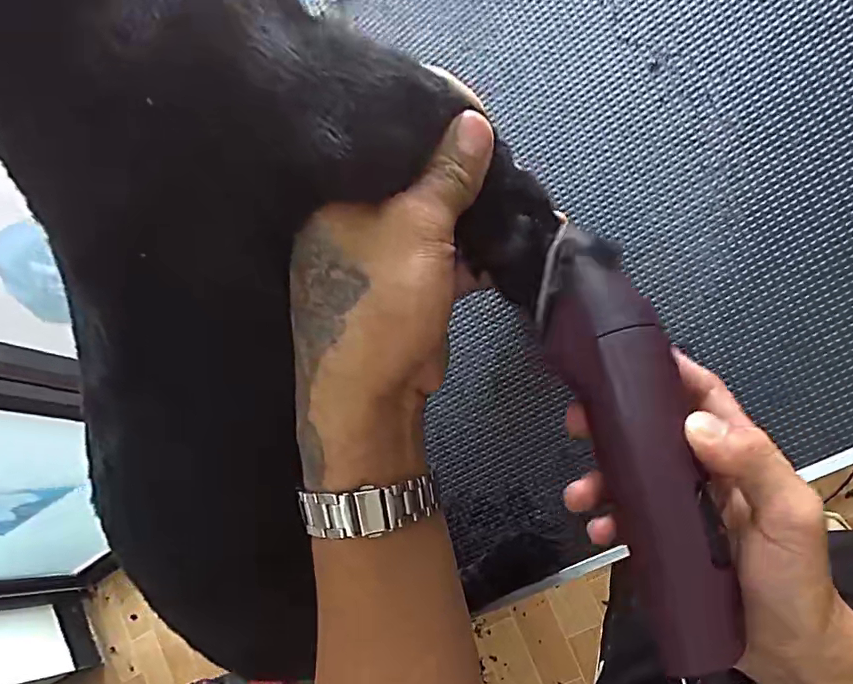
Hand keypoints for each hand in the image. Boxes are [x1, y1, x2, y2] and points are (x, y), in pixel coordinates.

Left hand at [289, 110, 494, 489]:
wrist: (377, 394)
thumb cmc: (382, 304)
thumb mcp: (418, 230)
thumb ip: (448, 177)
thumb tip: (475, 122)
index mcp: (338, 195)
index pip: (388, 143)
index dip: (432, 129)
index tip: (479, 121)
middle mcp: (357, 221)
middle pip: (415, 184)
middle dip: (461, 176)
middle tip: (505, 160)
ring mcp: (387, 258)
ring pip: (436, 223)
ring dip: (474, 219)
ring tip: (514, 200)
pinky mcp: (414, 290)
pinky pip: (448, 259)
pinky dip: (475, 255)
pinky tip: (506, 244)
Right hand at [562, 350, 848, 683]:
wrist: (786, 649)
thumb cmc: (798, 582)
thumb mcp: (789, 514)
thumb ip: (753, 463)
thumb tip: (697, 427)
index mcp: (744, 460)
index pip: (708, 402)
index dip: (675, 375)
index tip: (636, 359)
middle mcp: (712, 480)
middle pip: (657, 439)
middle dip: (618, 427)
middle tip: (582, 423)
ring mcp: (688, 515)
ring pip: (636, 482)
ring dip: (603, 480)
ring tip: (581, 493)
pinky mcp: (671, 547)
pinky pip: (633, 525)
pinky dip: (611, 523)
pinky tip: (601, 531)